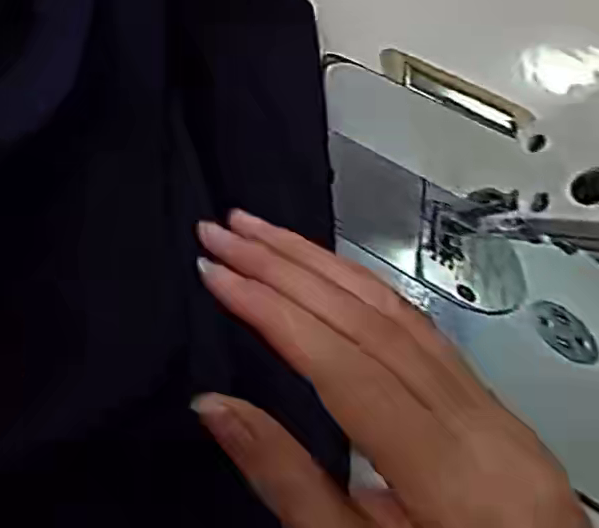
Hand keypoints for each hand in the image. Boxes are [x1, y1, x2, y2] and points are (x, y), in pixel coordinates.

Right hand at [193, 209, 585, 527]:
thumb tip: (209, 402)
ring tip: (253, 227)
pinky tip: (315, 263)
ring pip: (399, 313)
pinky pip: (420, 326)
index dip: (269, 309)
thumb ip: (285, 480)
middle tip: (216, 230)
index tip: (208, 269)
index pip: (345, 366)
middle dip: (282, 266)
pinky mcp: (494, 409)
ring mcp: (498, 417)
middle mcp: (486, 434)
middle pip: (373, 325)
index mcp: (454, 479)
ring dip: (314, 260)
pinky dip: (354, 281)